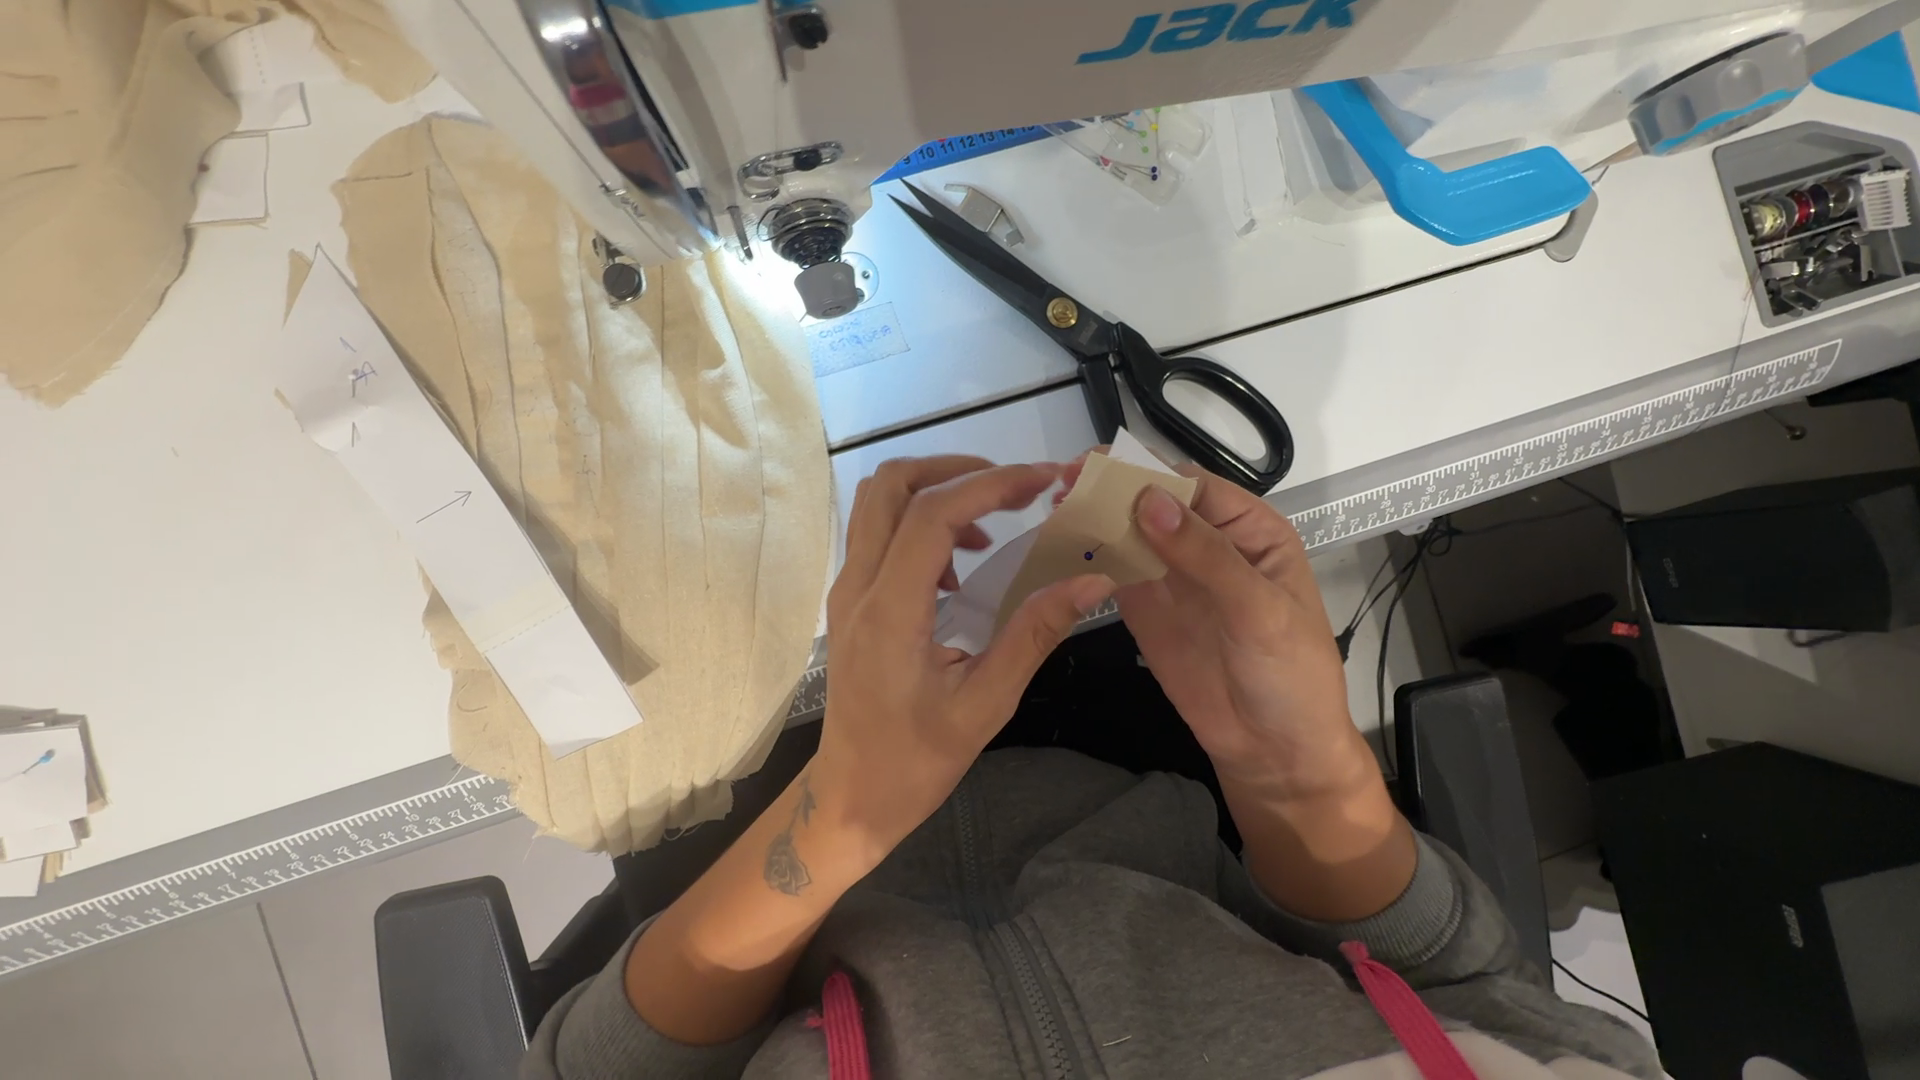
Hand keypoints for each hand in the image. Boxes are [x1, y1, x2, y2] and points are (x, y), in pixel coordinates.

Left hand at [815, 456, 1114, 859]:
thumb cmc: (915, 763)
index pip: (932, 514)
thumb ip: (1034, 635)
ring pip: (878, 503)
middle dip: (955, 469)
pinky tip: (959, 568)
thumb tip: (1092, 581)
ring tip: (991, 527)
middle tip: (1013, 489)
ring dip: (935, 492)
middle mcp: (858, 587)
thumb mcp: (985, 706)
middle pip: (890, 485)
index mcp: (890, 612)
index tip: (1044, 480)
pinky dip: (920, 523)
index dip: (991, 484)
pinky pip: (879, 534)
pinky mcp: (850, 602)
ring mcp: (847, 591)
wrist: (850, 798)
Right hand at [1059, 454, 1367, 800]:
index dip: (1147, 475)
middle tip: (1063, 485)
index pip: (1193, 487)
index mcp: (1249, 531)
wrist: (1274, 751)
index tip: (1099, 470)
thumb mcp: (1258, 610)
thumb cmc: (1289, 675)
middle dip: (1112, 491)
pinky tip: (1059, 549)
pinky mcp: (1146, 608)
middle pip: (1154, 503)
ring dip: (1095, 520)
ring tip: (1052, 511)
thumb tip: (1149, 501)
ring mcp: (1173, 576)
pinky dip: (1088, 559)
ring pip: (1130, 533)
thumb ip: (1205, 555)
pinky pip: (1115, 573)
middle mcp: (1207, 544)